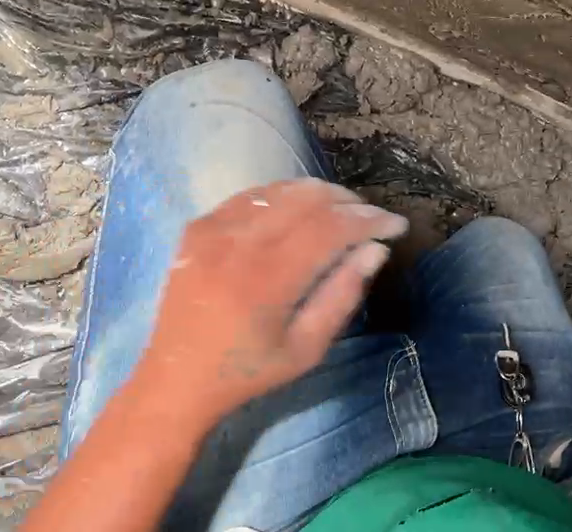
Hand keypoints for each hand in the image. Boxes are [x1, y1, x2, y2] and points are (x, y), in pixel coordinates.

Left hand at [131, 179, 407, 424]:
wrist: (175, 381)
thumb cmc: (248, 371)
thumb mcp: (306, 349)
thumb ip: (343, 295)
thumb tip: (375, 250)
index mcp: (266, 281)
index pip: (331, 228)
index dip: (370, 220)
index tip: (396, 225)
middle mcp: (239, 245)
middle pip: (309, 198)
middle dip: (350, 202)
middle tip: (372, 217)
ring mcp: (214, 230)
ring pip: (282, 190)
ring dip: (320, 194)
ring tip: (342, 211)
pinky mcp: (199, 226)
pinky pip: (254, 195)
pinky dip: (285, 196)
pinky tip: (299, 211)